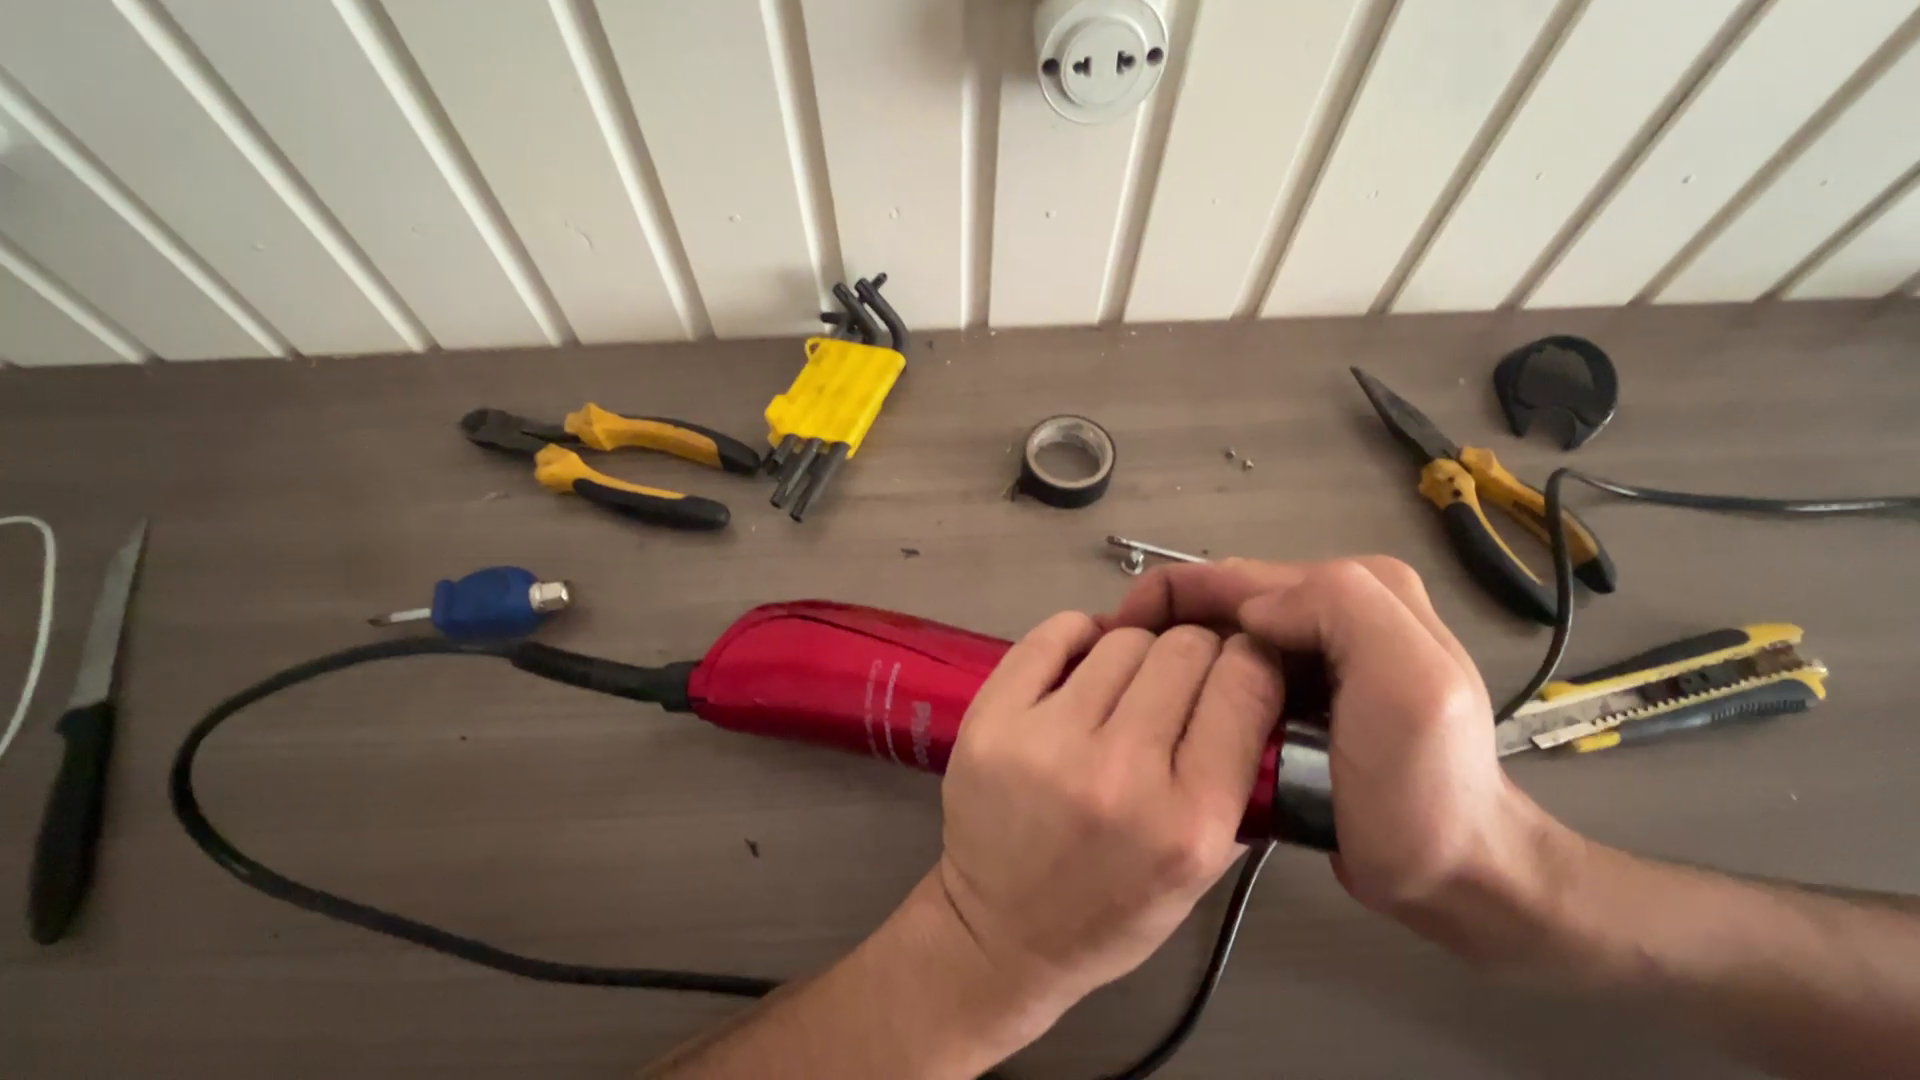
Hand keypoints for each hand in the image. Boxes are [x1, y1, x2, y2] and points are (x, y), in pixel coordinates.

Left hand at [932, 613, 1286, 1011]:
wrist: (999, 934)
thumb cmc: (1111, 912)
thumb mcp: (1203, 870)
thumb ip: (1237, 779)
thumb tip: (1255, 683)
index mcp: (1190, 819)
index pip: (1245, 685)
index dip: (1251, 662)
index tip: (1239, 667)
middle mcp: (1121, 772)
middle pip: (1185, 650)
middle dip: (1197, 654)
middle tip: (1180, 679)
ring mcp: (1047, 741)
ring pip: (1124, 638)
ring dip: (1136, 650)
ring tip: (1127, 683)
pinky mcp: (992, 719)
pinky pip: (1054, 634)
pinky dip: (1080, 635)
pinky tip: (1084, 659)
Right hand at [1106, 557, 1576, 964]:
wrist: (1453, 876)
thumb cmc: (1424, 785)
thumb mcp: (1406, 682)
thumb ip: (1338, 609)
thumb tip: (1251, 609)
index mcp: (1360, 590)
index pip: (1241, 575)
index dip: (1172, 594)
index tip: (1113, 633)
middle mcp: (1336, 612)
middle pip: (1227, 604)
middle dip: (1168, 626)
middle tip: (1113, 669)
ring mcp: (1318, 659)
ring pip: (1226, 642)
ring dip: (1179, 658)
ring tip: (1130, 691)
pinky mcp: (1300, 701)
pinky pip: (1235, 680)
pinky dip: (1201, 690)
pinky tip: (1172, 716)